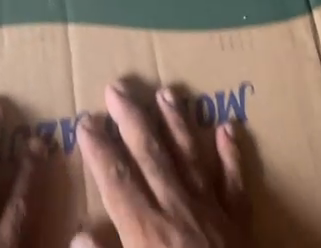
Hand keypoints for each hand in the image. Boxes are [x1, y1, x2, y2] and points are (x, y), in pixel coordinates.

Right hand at [74, 82, 248, 247]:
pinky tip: (227, 127)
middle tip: (117, 86)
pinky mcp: (241, 225)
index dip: (99, 149)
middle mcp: (178, 210)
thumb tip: (79, 234)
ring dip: (177, 123)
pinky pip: (235, 183)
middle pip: (151, 155)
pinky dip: (232, 154)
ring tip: (166, 93)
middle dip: (131, 119)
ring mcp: (212, 213)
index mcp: (146, 232)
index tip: (85, 119)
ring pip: (191, 157)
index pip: (116, 180)